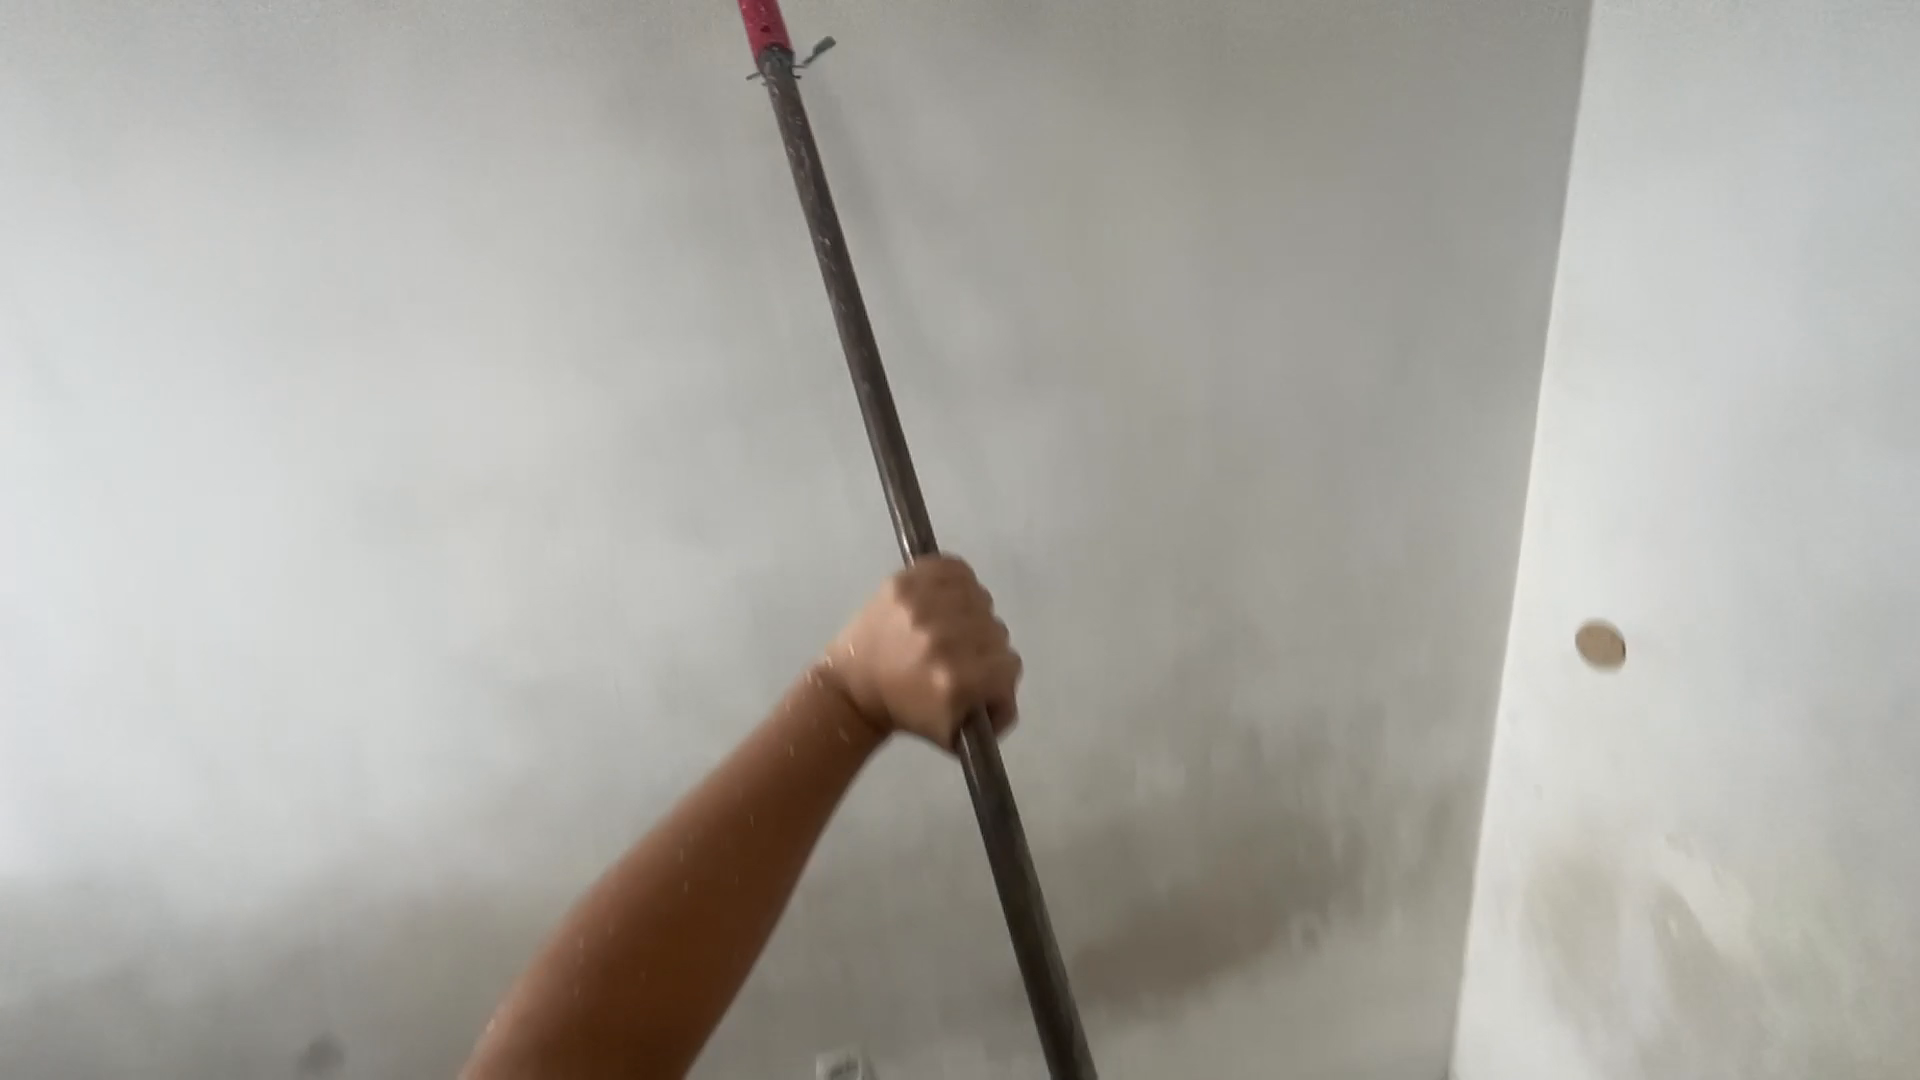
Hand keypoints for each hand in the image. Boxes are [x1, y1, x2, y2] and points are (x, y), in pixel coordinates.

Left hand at [819, 555, 1021, 747]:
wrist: (854, 686)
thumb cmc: (909, 710)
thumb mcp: (959, 732)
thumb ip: (999, 714)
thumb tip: (1009, 686)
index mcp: (955, 679)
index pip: (1008, 663)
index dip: (999, 674)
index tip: (981, 677)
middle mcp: (941, 639)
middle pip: (996, 631)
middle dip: (984, 646)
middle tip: (962, 654)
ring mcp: (921, 606)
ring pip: (980, 598)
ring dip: (971, 613)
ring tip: (952, 626)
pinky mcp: (905, 582)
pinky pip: (956, 568)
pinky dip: (957, 583)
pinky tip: (945, 600)